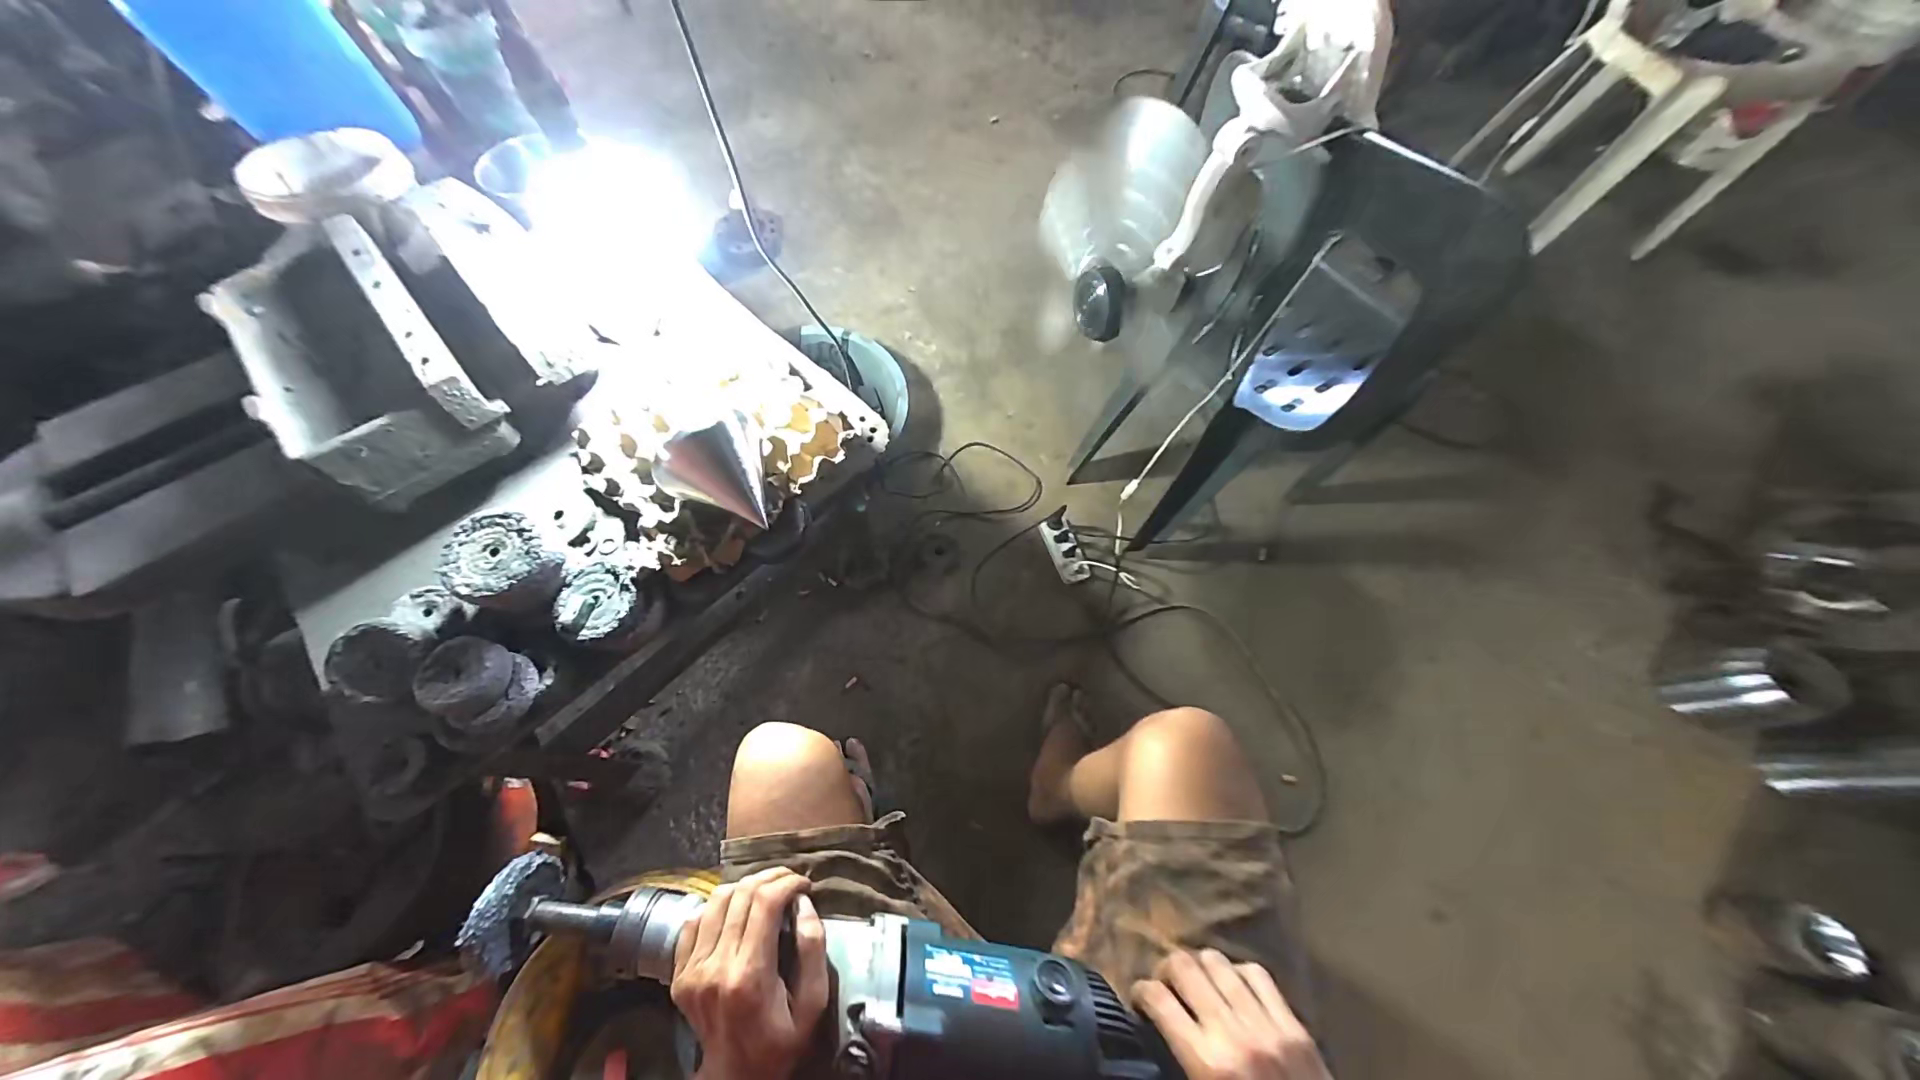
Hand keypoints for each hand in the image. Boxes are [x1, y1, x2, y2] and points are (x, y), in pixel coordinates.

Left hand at [671, 867, 828, 1079]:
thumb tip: (803, 903)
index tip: (805, 885)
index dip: (788, 882)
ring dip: (746, 886)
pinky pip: (694, 921)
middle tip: (790, 881)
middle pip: (741, 894)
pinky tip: (736, 913)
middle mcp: (715, 967)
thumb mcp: (813, 1002)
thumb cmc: (781, 1042)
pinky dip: (718, 907)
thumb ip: (813, 949)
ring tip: (766, 891)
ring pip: (716, 900)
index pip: (765, 902)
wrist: (734, 1078)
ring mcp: (692, 970)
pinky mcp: (679, 974)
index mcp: (749, 975)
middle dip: (771, 878)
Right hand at [1132, 949, 1329, 1079]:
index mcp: (1206, 1064)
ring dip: (1199, 967)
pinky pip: (1257, 975)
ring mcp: (1267, 1026)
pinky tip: (1234, 988)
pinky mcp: (1296, 1027)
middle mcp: (1232, 1033)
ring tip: (1197, 983)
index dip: (1140, 992)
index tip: (1138, 999)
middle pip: (1184, 966)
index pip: (1158, 999)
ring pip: (1217, 962)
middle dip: (1166, 970)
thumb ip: (1179, 1067)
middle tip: (1165, 986)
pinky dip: (1238, 973)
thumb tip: (1152, 1035)